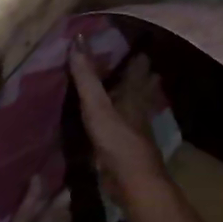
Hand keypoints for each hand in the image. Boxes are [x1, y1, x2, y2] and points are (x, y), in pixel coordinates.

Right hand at [68, 40, 167, 199]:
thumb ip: (86, 75)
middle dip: (140, 73)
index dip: (137, 53)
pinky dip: (123, 118)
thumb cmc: (117, 141)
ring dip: (134, 95)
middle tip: (132, 59)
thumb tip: (79, 37)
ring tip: (126, 86)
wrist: (133, 183)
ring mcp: (136, 129)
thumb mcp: (97, 105)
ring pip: (137, 105)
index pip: (140, 67)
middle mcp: (139, 108)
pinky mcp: (128, 147)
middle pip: (143, 86)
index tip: (133, 40)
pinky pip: (126, 125)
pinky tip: (117, 120)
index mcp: (134, 94)